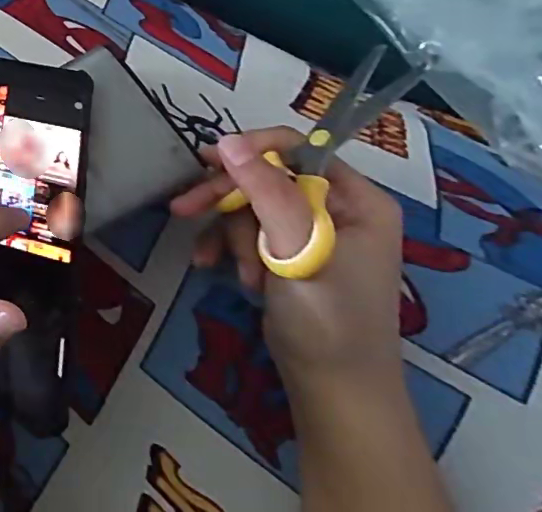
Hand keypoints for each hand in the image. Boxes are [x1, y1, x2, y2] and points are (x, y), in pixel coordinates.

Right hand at [169, 127, 405, 381]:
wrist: (335, 400)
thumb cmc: (327, 324)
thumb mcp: (297, 251)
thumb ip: (265, 192)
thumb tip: (228, 141)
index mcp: (358, 199)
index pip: (300, 150)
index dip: (253, 150)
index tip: (209, 161)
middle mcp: (338, 208)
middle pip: (268, 177)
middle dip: (229, 198)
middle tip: (183, 207)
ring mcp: (313, 233)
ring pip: (253, 204)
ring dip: (230, 233)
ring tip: (221, 265)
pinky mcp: (291, 254)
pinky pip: (250, 231)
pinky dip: (229, 247)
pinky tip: (212, 266)